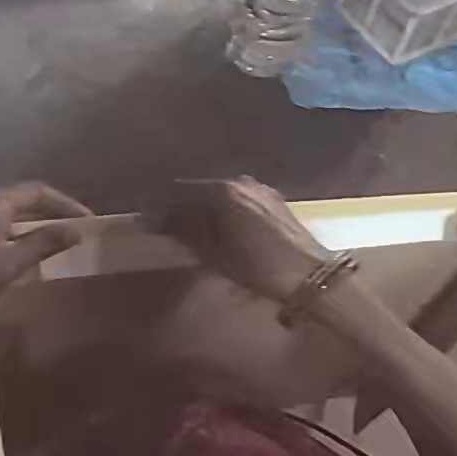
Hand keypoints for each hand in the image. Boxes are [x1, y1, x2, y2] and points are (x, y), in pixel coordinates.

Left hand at [0, 182, 92, 316]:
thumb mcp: (13, 262)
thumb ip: (45, 242)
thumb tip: (75, 231)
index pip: (38, 192)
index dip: (65, 203)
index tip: (86, 219)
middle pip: (26, 199)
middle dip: (55, 211)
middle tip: (78, 226)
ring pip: (16, 213)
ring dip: (41, 221)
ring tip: (62, 236)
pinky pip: (7, 224)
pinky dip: (27, 231)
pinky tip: (35, 247)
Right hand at [159, 177, 328, 301]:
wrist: (308, 274)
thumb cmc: (258, 267)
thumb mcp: (214, 253)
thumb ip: (185, 230)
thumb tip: (156, 217)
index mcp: (222, 190)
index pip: (180, 191)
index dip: (161, 207)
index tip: (148, 222)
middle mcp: (240, 182)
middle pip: (200, 189)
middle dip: (182, 207)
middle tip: (168, 228)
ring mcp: (260, 189)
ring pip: (221, 194)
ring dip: (205, 208)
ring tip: (194, 231)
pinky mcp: (273, 200)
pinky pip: (238, 200)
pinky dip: (225, 211)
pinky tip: (223, 229)